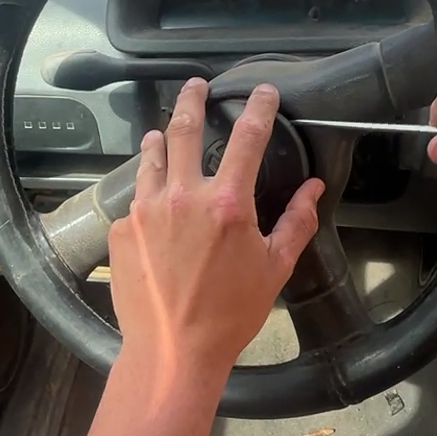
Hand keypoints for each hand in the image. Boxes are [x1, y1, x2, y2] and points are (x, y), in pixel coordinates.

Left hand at [107, 79, 324, 385]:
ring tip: (162, 130)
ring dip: (160, 138)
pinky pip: (135, 198)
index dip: (258, 107)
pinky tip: (149, 195)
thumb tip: (315, 187)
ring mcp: (145, 210)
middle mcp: (182, 196)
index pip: (247, 137)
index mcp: (227, 202)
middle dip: (192, 100)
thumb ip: (297, 221)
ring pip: (152, 158)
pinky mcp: (121, 229)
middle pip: (184, 130)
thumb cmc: (231, 312)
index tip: (263, 91)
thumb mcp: (274, 267)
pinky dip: (146, 188)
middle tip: (195, 84)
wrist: (172, 351)